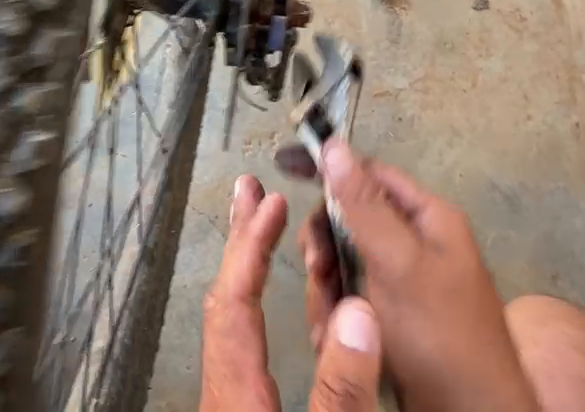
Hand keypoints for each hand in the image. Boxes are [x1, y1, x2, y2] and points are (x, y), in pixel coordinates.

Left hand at [202, 174, 384, 411]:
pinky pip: (241, 341)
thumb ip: (341, 388)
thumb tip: (358, 315)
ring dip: (245, 269)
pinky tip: (266, 304)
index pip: (237, 300)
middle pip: (226, 301)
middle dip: (241, 240)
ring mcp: (231, 402)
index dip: (253, 245)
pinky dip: (253, 303)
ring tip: (259, 230)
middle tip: (249, 193)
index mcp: (237, 391)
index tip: (273, 202)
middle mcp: (226, 389)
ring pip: (230, 321)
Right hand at [307, 140, 539, 411]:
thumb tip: (335, 146)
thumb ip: (363, 205)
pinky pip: (348, 301)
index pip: (370, 173)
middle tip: (320, 268)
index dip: (330, 169)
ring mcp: (401, 284)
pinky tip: (335, 342)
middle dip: (326, 245)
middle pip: (349, 220)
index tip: (286, 168)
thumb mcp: (398, 263)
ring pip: (342, 264)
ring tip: (332, 322)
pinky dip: (335, 319)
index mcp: (427, 218)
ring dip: (328, 290)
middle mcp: (415, 244)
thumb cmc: (441, 336)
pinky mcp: (390, 319)